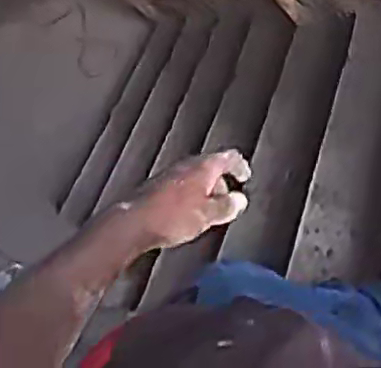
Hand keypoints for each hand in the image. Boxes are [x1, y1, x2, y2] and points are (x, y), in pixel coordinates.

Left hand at [114, 149, 251, 252]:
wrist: (134, 221)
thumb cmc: (174, 216)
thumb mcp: (207, 216)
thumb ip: (226, 207)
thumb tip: (240, 200)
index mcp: (205, 166)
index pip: (229, 157)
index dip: (240, 166)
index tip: (245, 176)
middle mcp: (190, 163)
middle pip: (213, 166)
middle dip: (223, 182)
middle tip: (229, 200)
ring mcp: (174, 171)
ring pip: (198, 175)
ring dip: (207, 189)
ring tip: (210, 210)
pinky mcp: (160, 183)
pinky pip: (184, 184)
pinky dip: (193, 193)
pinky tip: (189, 212)